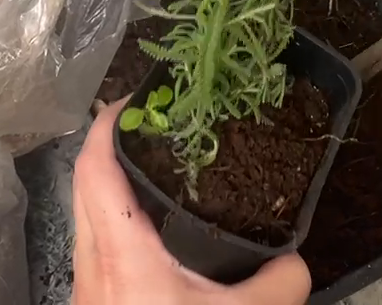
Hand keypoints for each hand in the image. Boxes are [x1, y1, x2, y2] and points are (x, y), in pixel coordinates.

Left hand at [72, 100, 311, 304]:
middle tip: (152, 126)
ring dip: (110, 187)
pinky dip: (116, 225)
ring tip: (152, 169)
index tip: (134, 97)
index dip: (107, 124)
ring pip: (85, 219)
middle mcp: (92, 266)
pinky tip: (152, 234)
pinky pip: (95, 249)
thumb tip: (298, 260)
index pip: (95, 169)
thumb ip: (279, 285)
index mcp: (122, 254)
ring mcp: (87, 291)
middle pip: (83, 185)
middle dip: (111, 146)